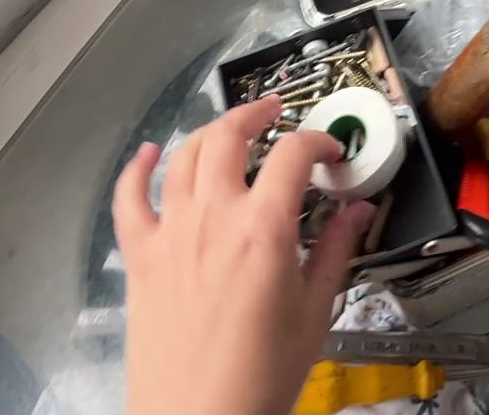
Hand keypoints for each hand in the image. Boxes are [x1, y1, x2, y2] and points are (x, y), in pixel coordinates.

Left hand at [115, 95, 376, 414]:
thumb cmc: (262, 376)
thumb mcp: (314, 311)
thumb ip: (337, 248)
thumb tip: (359, 209)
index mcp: (263, 229)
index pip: (294, 154)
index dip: (318, 141)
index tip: (330, 152)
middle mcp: (214, 218)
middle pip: (229, 136)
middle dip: (257, 113)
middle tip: (275, 113)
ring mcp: (171, 234)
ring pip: (184, 155)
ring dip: (210, 132)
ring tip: (230, 128)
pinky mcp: (141, 257)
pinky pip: (129, 199)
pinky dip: (137, 169)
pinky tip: (149, 153)